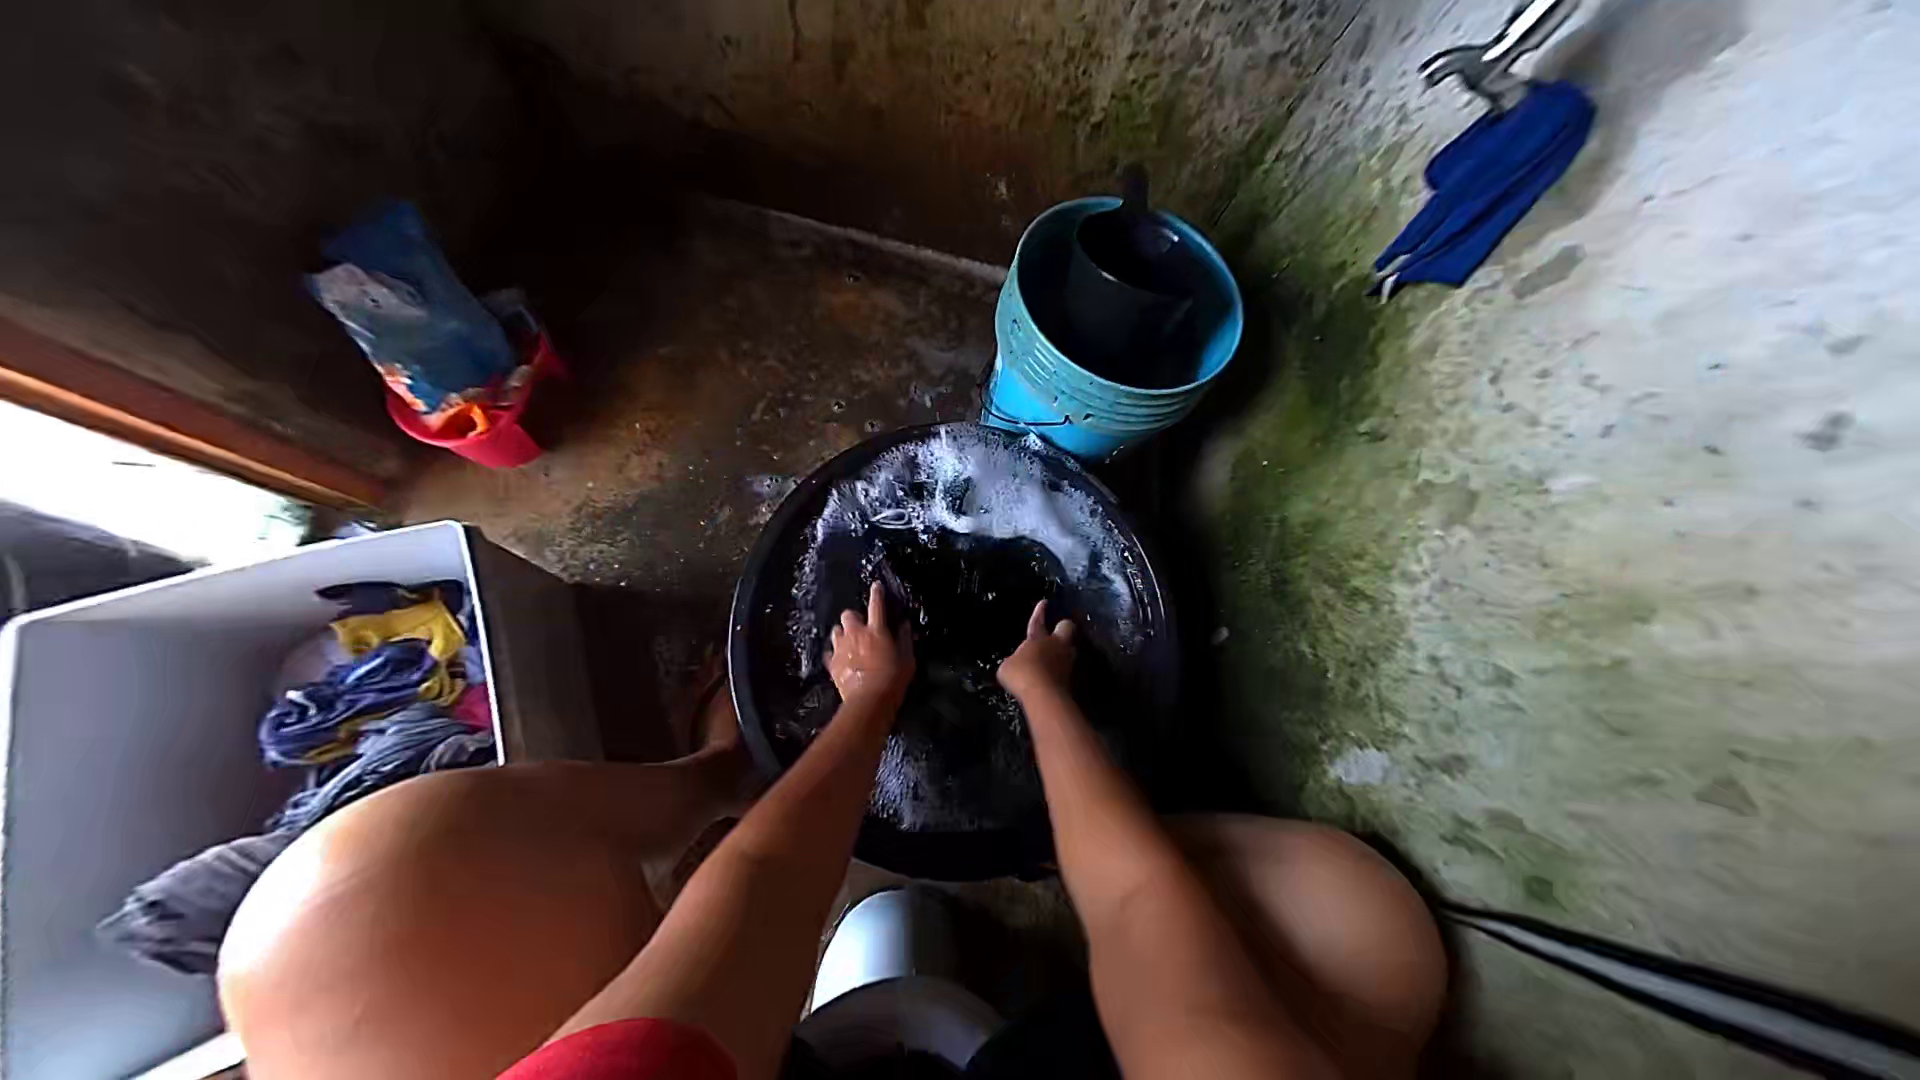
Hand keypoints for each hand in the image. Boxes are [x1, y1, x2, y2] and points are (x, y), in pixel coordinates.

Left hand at [827, 581, 915, 706]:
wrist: (869, 701)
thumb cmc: (893, 679)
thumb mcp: (907, 659)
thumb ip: (905, 639)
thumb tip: (904, 624)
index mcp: (876, 630)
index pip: (876, 605)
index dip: (876, 593)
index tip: (876, 586)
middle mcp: (856, 634)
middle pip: (848, 614)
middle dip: (853, 617)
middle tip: (861, 626)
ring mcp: (841, 648)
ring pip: (836, 631)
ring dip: (843, 633)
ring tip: (849, 641)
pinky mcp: (832, 663)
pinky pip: (829, 652)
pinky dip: (835, 653)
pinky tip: (840, 658)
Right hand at [998, 600, 1075, 701]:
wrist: (1044, 696)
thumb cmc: (1021, 674)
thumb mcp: (1007, 666)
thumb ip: (1014, 661)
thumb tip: (1017, 663)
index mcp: (1038, 638)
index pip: (1038, 621)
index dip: (1040, 612)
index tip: (1044, 602)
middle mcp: (1056, 646)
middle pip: (1067, 628)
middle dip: (1063, 627)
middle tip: (1059, 629)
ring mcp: (1067, 662)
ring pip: (1071, 649)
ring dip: (1065, 651)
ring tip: (1057, 656)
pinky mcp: (1072, 679)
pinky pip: (1067, 669)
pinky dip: (1062, 671)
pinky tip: (1054, 678)